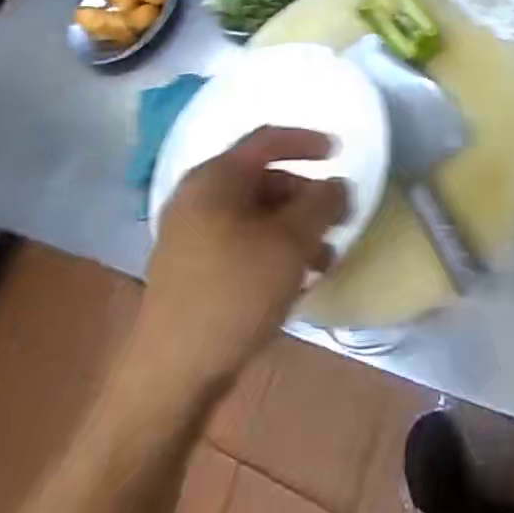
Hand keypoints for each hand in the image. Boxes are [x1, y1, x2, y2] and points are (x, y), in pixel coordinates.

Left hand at [139, 127, 348, 387]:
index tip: (339, 153)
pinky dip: (273, 248)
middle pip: (262, 179)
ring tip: (325, 259)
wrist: (174, 371)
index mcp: (214, 180)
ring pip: (255, 215)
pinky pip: (241, 242)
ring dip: (294, 228)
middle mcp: (196, 199)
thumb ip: (321, 204)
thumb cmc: (236, 293)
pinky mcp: (191, 269)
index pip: (265, 141)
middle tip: (338, 219)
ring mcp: (190, 236)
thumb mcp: (291, 243)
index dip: (306, 141)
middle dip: (306, 196)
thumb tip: (336, 185)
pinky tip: (297, 279)